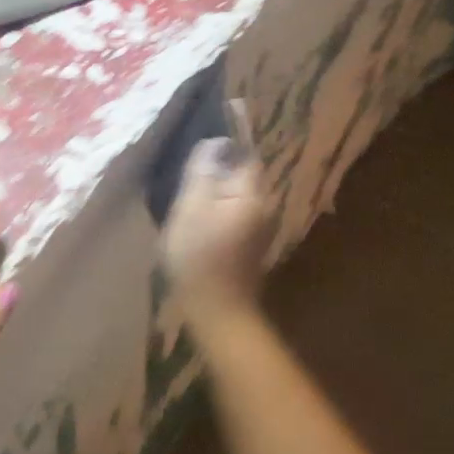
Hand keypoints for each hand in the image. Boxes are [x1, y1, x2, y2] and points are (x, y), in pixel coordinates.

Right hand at [162, 138, 274, 322]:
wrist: (217, 312)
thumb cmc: (199, 257)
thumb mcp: (192, 207)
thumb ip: (203, 171)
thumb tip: (216, 142)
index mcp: (253, 194)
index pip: (244, 156)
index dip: (223, 149)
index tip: (199, 150)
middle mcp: (266, 207)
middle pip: (242, 177)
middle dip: (218, 173)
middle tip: (188, 177)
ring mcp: (262, 230)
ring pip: (238, 197)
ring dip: (217, 194)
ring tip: (189, 198)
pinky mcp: (252, 247)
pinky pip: (236, 215)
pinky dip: (219, 213)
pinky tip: (198, 222)